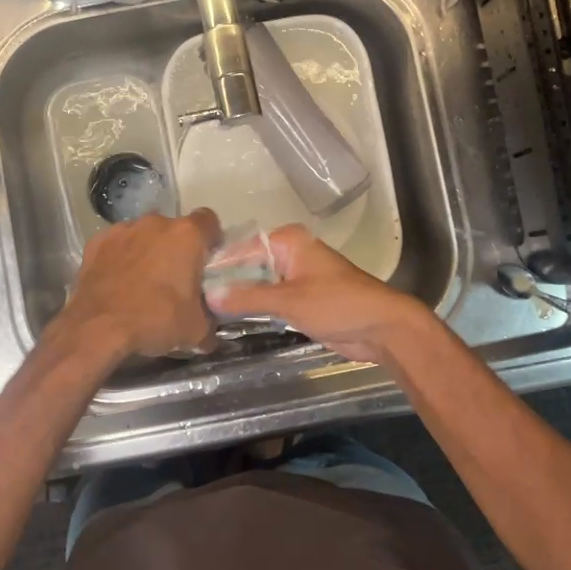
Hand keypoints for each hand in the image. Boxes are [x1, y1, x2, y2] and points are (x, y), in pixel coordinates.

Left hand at [62, 209, 221, 357]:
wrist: (97, 329)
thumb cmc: (155, 320)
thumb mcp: (196, 330)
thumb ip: (209, 322)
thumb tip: (209, 330)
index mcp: (186, 235)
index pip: (209, 221)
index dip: (210, 240)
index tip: (206, 261)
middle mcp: (155, 223)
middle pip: (174, 228)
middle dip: (176, 248)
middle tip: (175, 278)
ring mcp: (122, 230)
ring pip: (143, 234)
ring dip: (147, 250)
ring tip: (142, 281)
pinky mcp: (96, 242)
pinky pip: (117, 244)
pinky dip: (120, 257)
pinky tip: (117, 280)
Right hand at [207, 225, 433, 362]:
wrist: (382, 328)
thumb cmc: (338, 304)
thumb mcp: (288, 300)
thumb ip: (248, 297)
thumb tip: (209, 296)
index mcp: (289, 241)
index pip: (241, 248)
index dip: (217, 266)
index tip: (188, 281)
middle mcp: (290, 254)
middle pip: (247, 266)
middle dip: (225, 283)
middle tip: (191, 301)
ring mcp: (295, 278)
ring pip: (258, 284)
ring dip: (239, 298)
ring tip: (203, 312)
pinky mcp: (301, 300)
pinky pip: (269, 300)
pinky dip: (254, 308)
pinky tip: (230, 320)